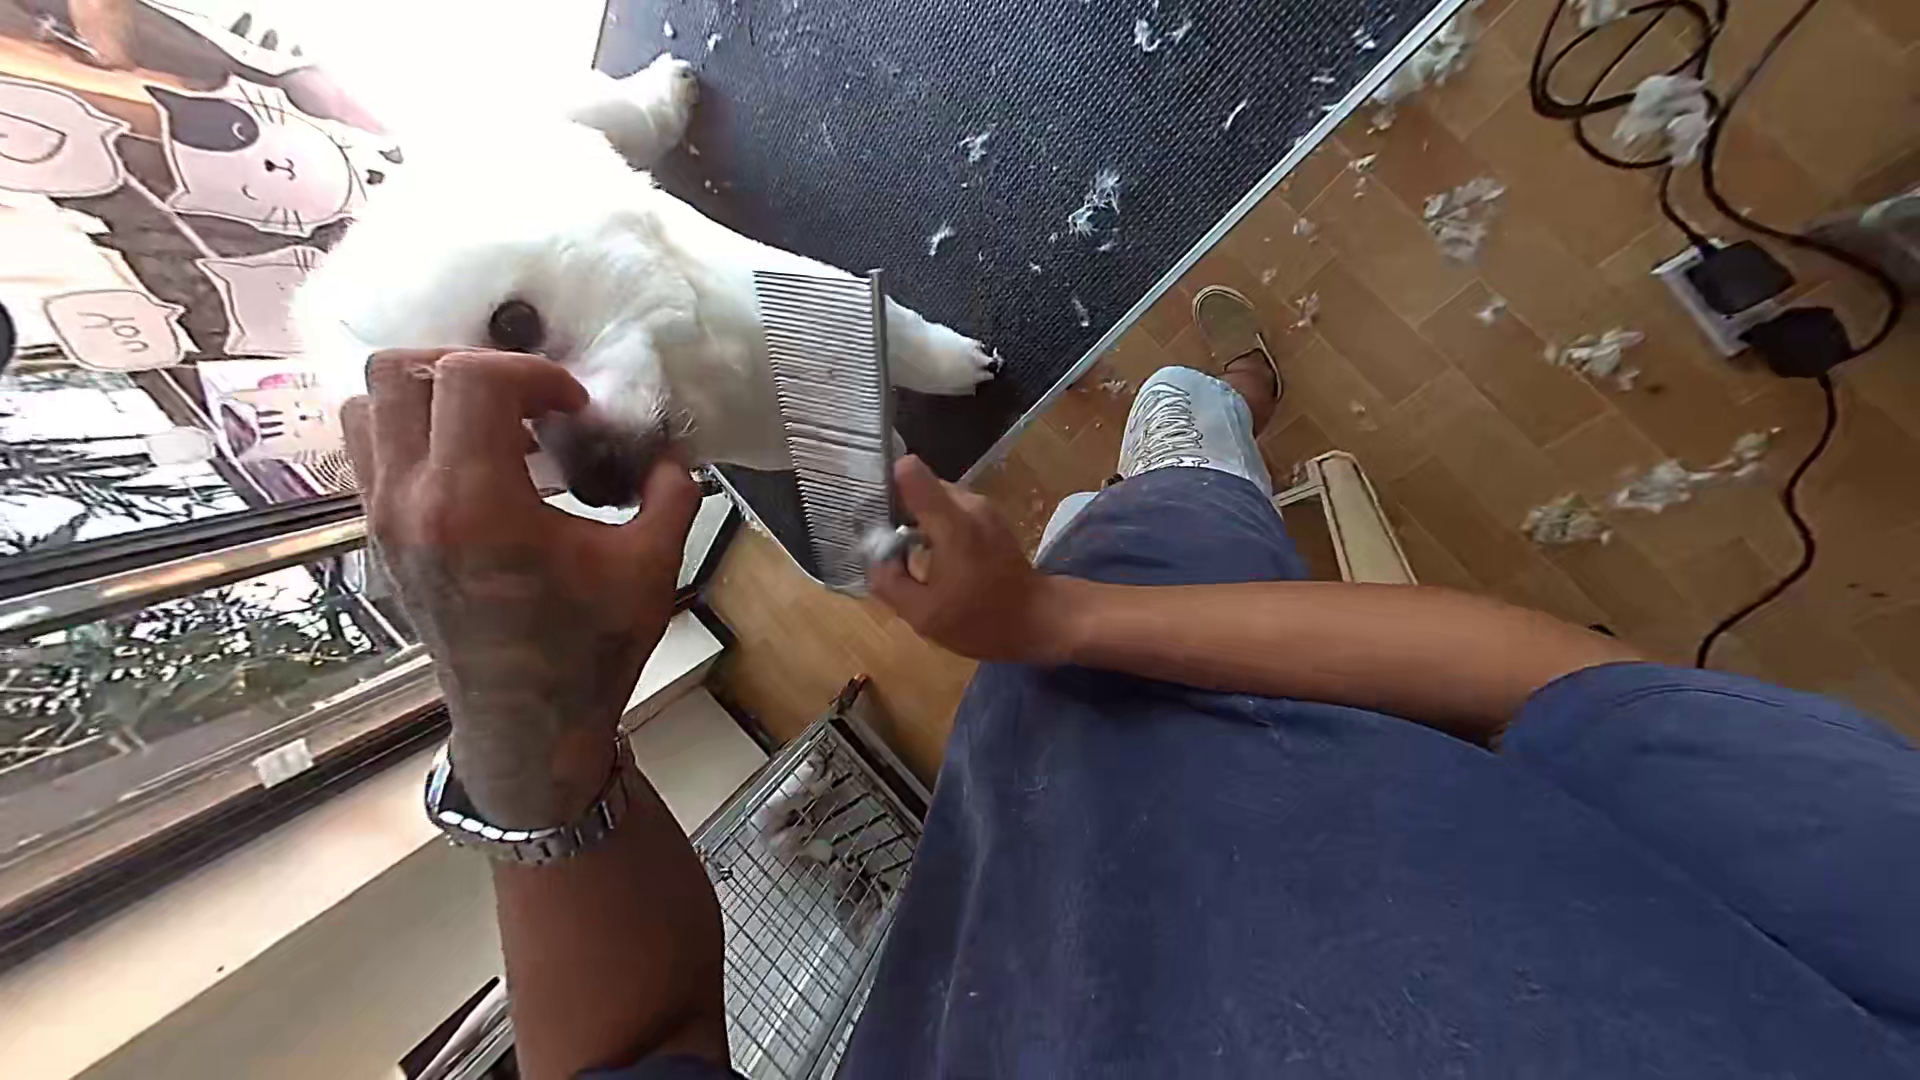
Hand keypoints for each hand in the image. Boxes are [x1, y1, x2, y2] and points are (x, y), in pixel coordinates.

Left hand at [342, 349, 699, 826]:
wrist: (532, 722)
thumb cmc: (594, 646)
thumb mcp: (653, 565)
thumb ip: (671, 494)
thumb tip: (670, 452)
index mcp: (480, 506)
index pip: (473, 379)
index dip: (536, 373)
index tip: (579, 408)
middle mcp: (412, 502)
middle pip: (401, 372)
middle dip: (478, 368)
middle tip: (535, 404)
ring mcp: (384, 521)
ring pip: (369, 406)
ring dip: (438, 398)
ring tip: (504, 430)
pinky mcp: (382, 539)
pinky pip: (373, 452)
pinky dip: (421, 434)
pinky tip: (486, 470)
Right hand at [867, 456, 1079, 664]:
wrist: (1041, 620)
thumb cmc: (983, 620)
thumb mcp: (924, 615)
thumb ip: (889, 582)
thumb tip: (874, 558)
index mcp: (951, 521)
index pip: (909, 470)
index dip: (884, 484)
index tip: (872, 512)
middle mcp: (969, 504)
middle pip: (920, 486)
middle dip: (898, 510)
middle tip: (887, 546)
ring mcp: (983, 509)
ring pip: (936, 499)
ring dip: (918, 521)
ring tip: (909, 555)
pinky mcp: (991, 519)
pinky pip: (952, 510)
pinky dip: (937, 527)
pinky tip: (934, 558)